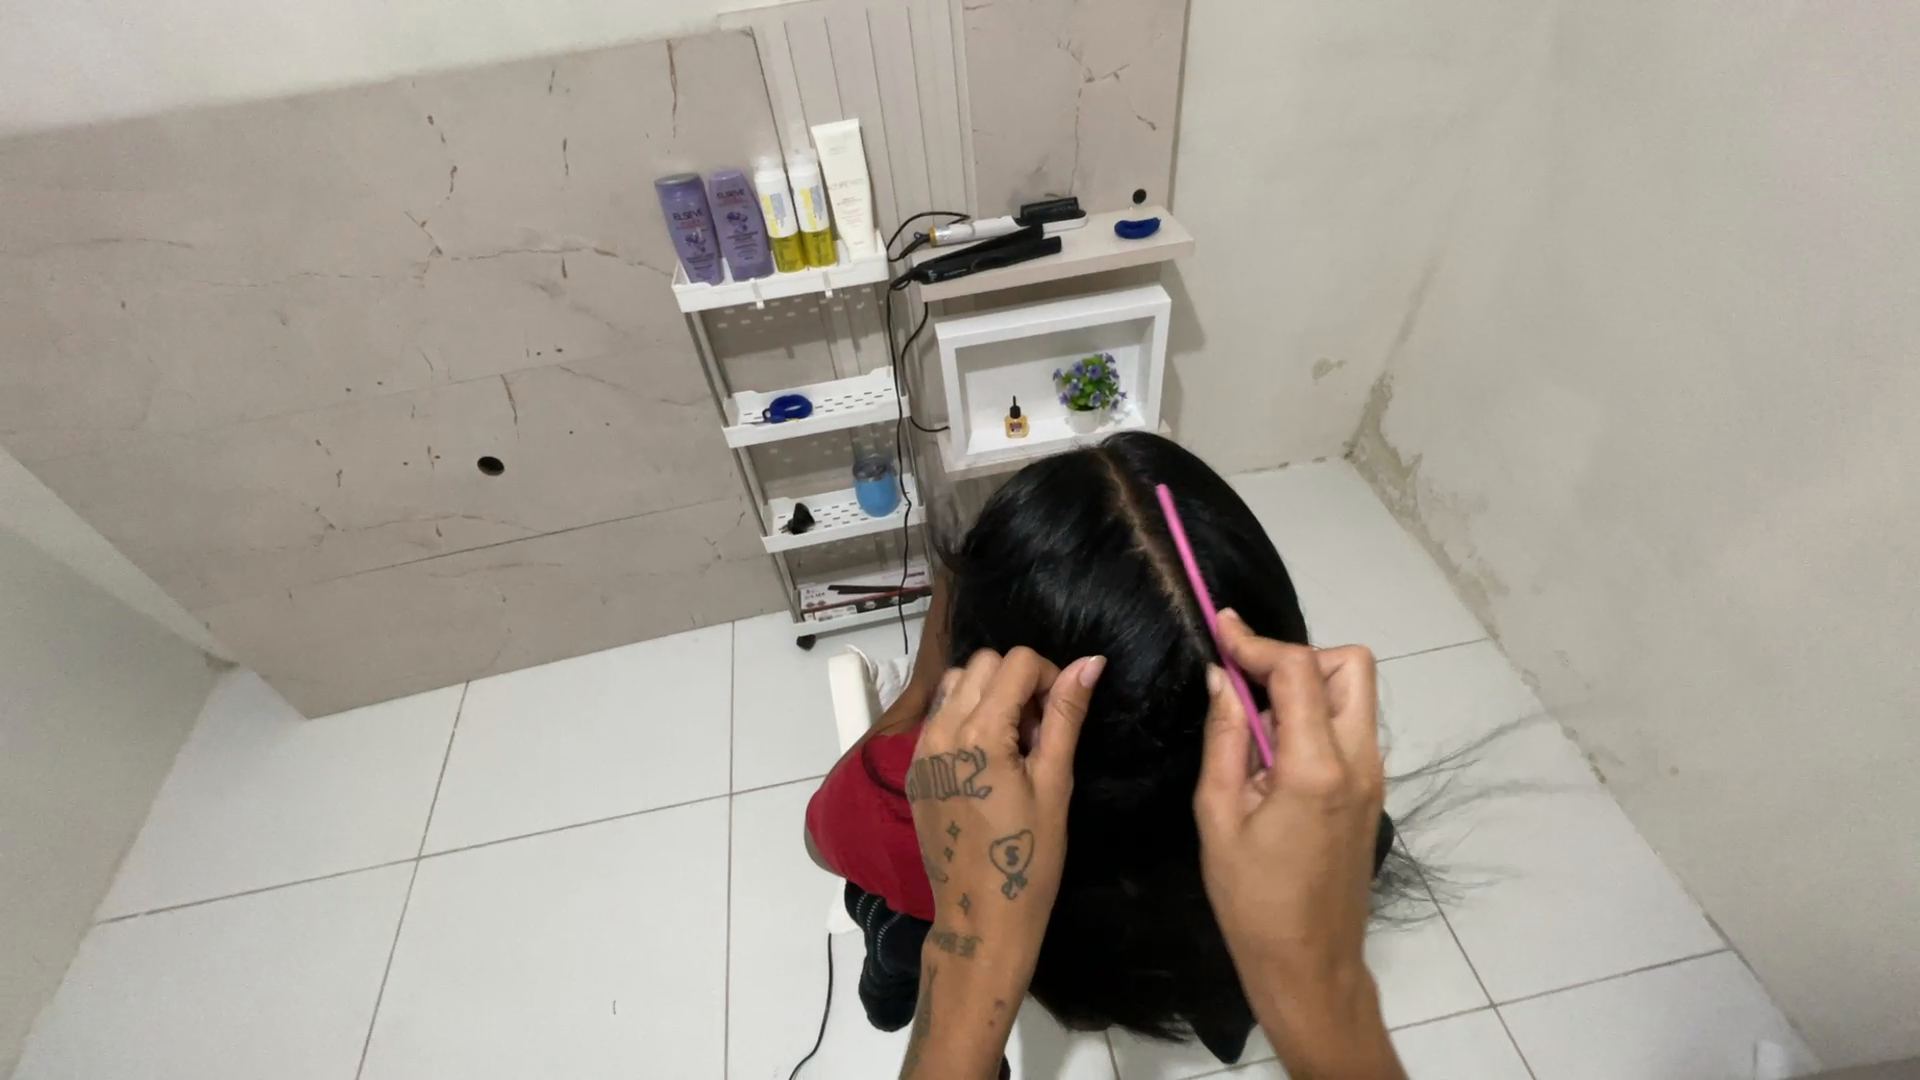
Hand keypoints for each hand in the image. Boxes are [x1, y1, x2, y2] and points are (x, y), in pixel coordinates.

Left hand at [899, 647, 1102, 1078]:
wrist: (979, 918)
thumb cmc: (1029, 857)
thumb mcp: (1055, 783)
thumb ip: (1066, 715)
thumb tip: (1091, 662)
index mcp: (979, 733)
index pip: (1015, 662)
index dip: (1048, 675)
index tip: (1059, 713)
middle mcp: (941, 730)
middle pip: (982, 663)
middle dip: (1016, 680)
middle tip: (1036, 729)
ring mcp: (920, 748)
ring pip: (956, 683)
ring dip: (988, 693)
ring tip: (1010, 739)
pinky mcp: (913, 765)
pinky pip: (938, 715)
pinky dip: (965, 715)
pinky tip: (984, 757)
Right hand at [1193, 611, 1403, 1079]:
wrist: (1309, 963)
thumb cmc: (1251, 895)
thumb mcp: (1216, 812)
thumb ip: (1224, 736)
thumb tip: (1223, 678)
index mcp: (1316, 767)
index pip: (1297, 671)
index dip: (1255, 640)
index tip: (1219, 625)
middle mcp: (1358, 761)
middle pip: (1350, 666)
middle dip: (1297, 655)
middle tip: (1247, 677)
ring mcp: (1373, 776)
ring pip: (1354, 691)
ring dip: (1306, 681)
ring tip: (1254, 714)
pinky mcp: (1370, 790)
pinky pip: (1348, 723)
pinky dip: (1312, 711)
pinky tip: (1271, 745)